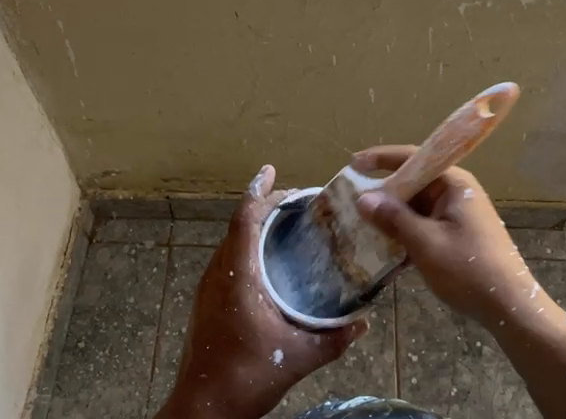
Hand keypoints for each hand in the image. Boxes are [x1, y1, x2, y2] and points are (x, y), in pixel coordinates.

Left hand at [155, 165, 367, 418]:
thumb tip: (363, 323)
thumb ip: (332, 340)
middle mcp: (219, 273)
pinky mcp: (206, 303)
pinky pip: (228, 259)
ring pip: (231, 242)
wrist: (201, 411)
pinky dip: (246, 246)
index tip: (271, 170)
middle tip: (293, 199)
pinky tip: (265, 261)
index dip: (258, 190)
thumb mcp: (296, 358)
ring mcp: (209, 288)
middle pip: (239, 225)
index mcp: (237, 275)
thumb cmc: (245, 377)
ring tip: (282, 223)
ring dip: (254, 226)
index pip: (245, 218)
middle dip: (263, 205)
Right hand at [352, 145, 536, 329]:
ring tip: (363, 224)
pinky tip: (387, 248)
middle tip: (353, 200)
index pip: (413, 158)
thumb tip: (363, 198)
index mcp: (454, 183)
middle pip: (414, 182)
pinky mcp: (459, 235)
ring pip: (418, 206)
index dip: (382, 159)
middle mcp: (457, 192)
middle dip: (385, 192)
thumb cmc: (470, 270)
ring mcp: (459, 214)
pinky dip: (407, 231)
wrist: (512, 309)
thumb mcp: (425, 244)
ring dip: (394, 215)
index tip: (354, 164)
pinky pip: (426, 224)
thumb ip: (394, 219)